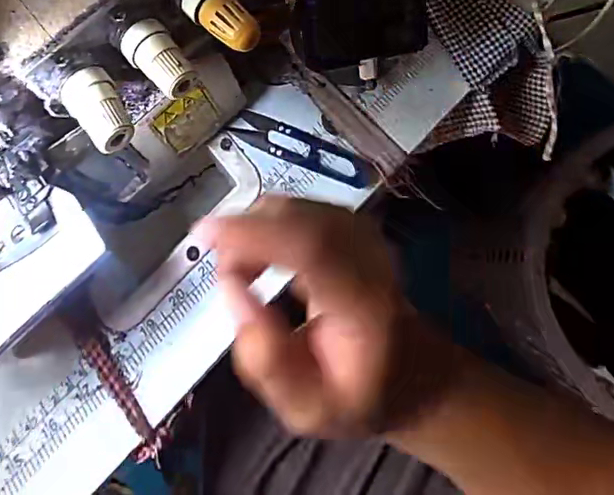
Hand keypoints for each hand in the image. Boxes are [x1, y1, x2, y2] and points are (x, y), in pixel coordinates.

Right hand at [196, 196, 454, 438]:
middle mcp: (368, 254)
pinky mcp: (349, 219)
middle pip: (298, 216)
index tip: (208, 235)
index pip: (312, 249)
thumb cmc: (354, 391)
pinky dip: (264, 223)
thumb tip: (234, 292)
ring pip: (292, 206)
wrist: (405, 366)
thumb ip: (267, 361)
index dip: (256, 234)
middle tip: (218, 265)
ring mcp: (361, 230)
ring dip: (252, 228)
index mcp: (363, 303)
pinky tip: (258, 255)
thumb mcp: (306, 408)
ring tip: (241, 272)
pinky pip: (295, 206)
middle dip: (244, 229)